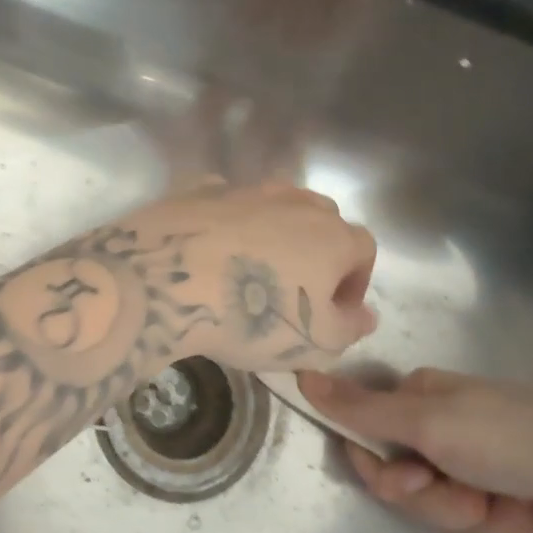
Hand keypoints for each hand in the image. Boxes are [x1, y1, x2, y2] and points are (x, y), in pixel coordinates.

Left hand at [116, 182, 377, 372]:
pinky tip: (209, 247)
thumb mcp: (316, 343)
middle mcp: (293, 200)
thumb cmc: (254, 316)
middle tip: (295, 288)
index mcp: (332, 234)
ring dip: (272, 232)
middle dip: (317, 250)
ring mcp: (244, 189)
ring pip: (273, 203)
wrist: (167, 281)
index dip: (356, 281)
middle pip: (321, 217)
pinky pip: (224, 201)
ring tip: (251, 268)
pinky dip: (225, 219)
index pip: (364, 248)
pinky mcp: (198, 190)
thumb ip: (350, 328)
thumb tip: (365, 315)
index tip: (335, 310)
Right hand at [298, 368, 532, 532]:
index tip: (416, 479)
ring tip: (523, 505)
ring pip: (452, 526)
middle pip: (412, 497)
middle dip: (448, 507)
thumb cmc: (513, 437)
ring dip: (490, 527)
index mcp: (419, 408)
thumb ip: (362, 409)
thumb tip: (299, 375)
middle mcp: (444, 439)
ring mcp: (481, 478)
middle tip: (479, 493)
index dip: (388, 478)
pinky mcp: (514, 512)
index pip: (370, 451)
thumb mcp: (429, 422)